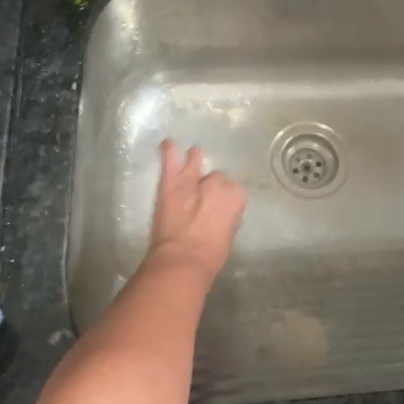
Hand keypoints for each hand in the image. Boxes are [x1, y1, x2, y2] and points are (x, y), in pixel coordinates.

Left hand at [147, 140, 246, 278]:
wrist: (182, 260)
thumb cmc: (211, 256)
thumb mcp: (229, 236)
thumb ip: (229, 218)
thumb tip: (226, 215)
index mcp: (236, 196)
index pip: (234, 191)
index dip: (226, 200)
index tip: (220, 210)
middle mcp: (217, 182)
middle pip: (216, 177)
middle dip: (210, 187)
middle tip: (202, 203)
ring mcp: (193, 179)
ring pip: (196, 160)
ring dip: (194, 161)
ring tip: (190, 164)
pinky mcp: (171, 182)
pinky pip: (170, 158)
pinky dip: (168, 150)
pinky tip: (167, 143)